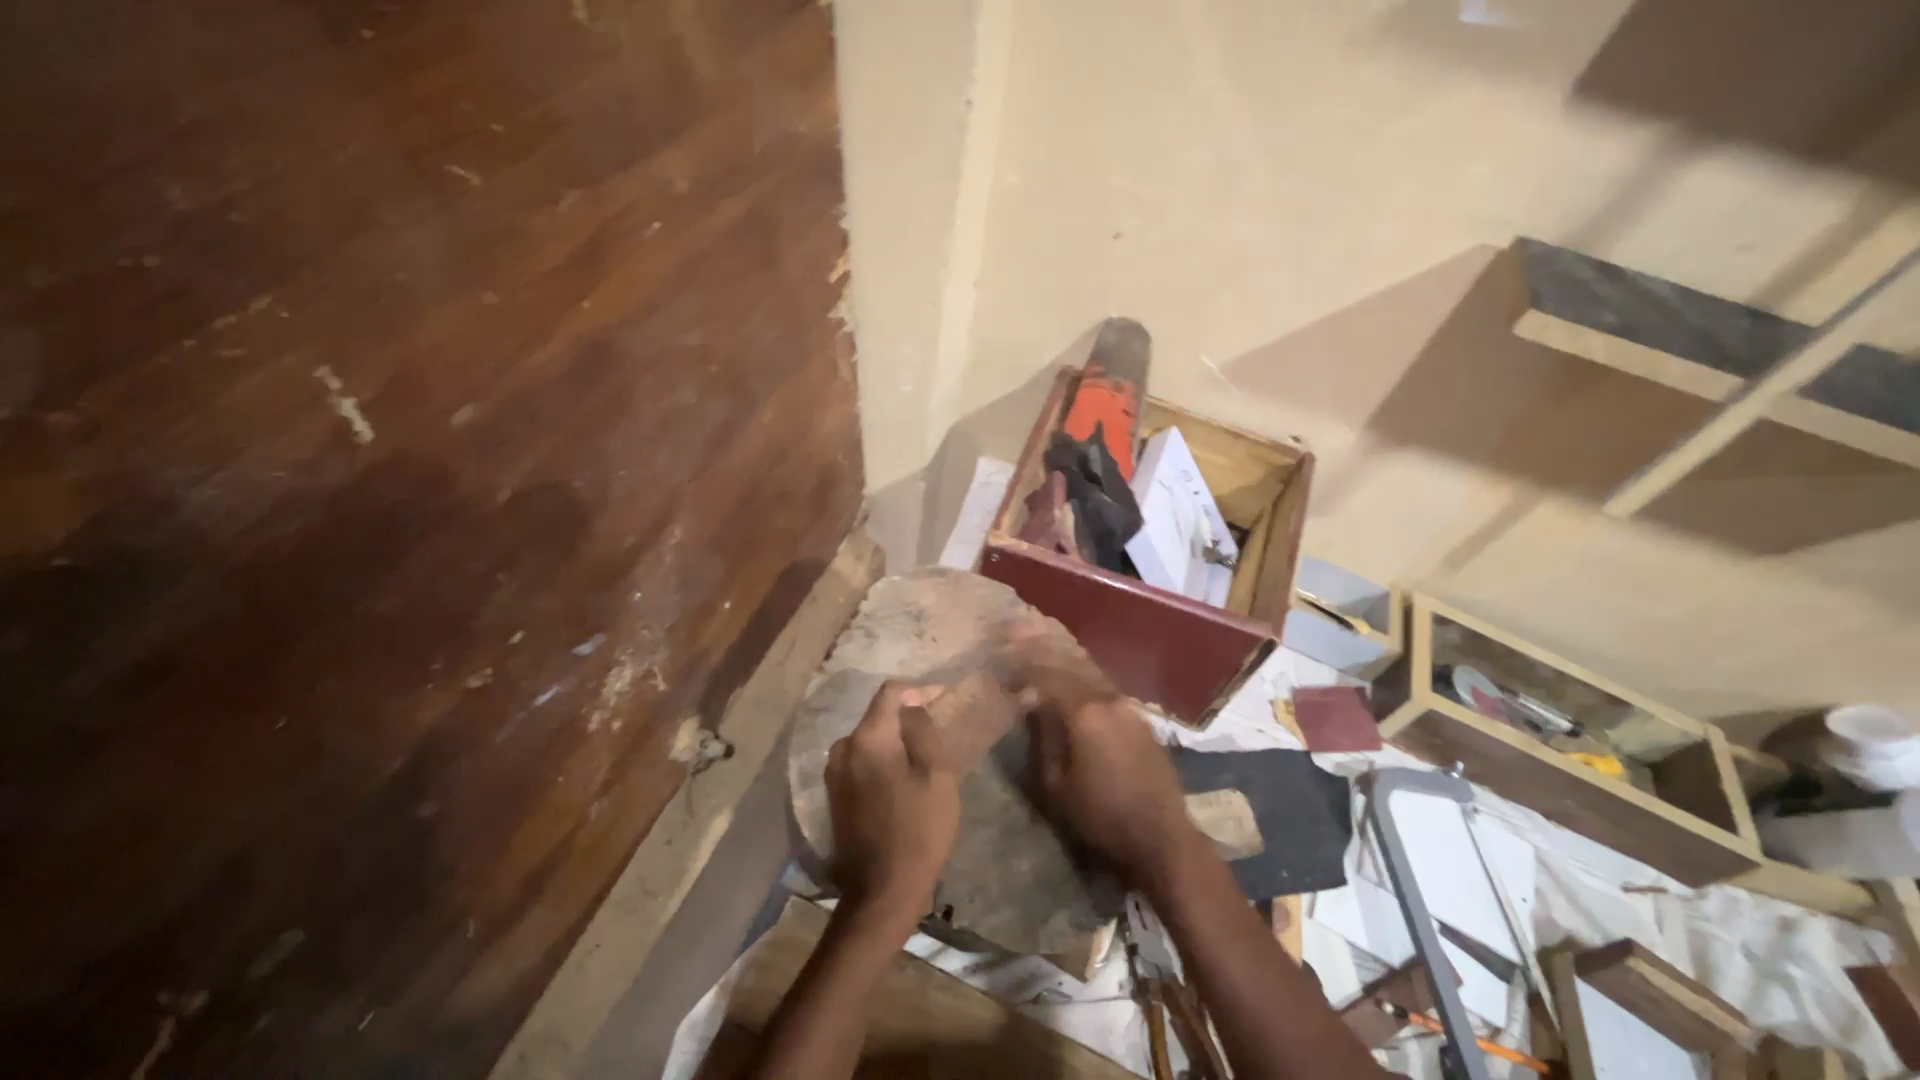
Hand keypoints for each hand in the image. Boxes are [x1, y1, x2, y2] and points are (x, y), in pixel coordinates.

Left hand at [826, 682, 960, 919]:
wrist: (883, 889)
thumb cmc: (919, 829)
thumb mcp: (936, 774)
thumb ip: (922, 729)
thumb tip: (912, 704)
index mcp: (867, 738)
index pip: (891, 692)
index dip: (919, 690)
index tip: (943, 700)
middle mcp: (842, 748)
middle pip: (877, 716)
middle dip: (906, 717)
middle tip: (937, 729)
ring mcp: (834, 773)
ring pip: (869, 740)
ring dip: (894, 741)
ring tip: (922, 754)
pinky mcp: (834, 795)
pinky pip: (861, 762)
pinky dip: (882, 760)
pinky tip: (902, 777)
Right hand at [1002, 641, 1196, 886]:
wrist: (1162, 838)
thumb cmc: (1101, 817)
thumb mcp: (1056, 786)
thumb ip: (1042, 739)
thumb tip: (1033, 707)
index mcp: (1085, 711)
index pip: (1045, 675)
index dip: (1019, 664)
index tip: (997, 657)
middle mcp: (1109, 698)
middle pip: (1070, 662)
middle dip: (1040, 647)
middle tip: (1014, 630)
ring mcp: (1130, 707)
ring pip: (1090, 673)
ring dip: (1063, 660)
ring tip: (1039, 645)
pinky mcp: (1142, 720)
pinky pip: (1104, 689)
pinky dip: (1082, 678)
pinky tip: (1072, 679)